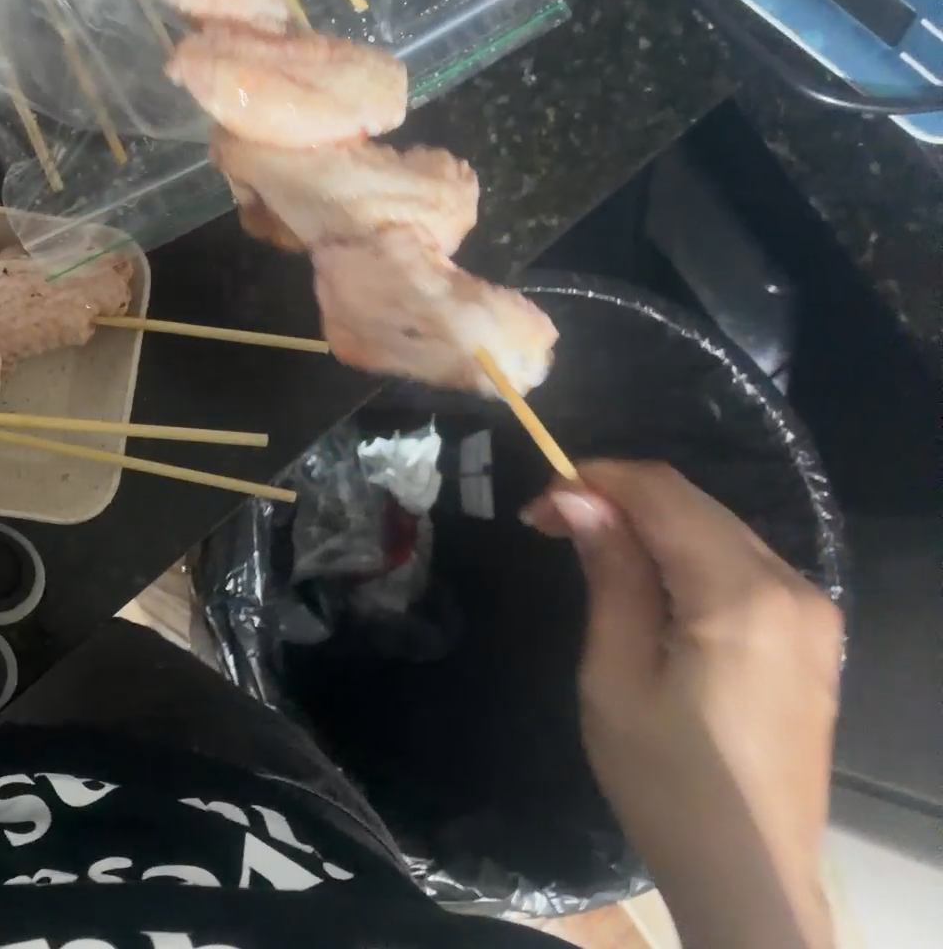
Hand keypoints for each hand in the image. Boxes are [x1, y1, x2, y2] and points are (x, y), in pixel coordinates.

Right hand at [524, 461, 842, 948]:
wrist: (745, 864)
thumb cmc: (662, 772)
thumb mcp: (614, 670)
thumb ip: (610, 575)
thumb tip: (577, 499)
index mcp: (744, 597)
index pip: (663, 494)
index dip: (592, 482)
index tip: (535, 511)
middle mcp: (794, 590)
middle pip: (693, 503)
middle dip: (613, 498)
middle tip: (545, 526)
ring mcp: (811, 614)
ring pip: (714, 527)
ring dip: (642, 522)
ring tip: (581, 550)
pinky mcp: (808, 636)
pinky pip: (735, 561)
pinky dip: (677, 549)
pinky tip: (637, 577)